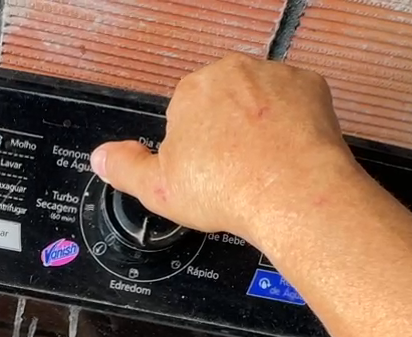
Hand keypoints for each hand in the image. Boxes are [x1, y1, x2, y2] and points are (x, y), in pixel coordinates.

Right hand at [91, 53, 360, 248]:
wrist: (289, 190)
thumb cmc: (225, 187)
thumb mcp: (156, 189)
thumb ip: (125, 168)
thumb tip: (101, 156)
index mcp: (191, 91)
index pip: (182, 117)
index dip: (188, 151)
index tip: (198, 175)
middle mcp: (232, 72)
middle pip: (221, 105)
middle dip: (222, 135)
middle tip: (226, 175)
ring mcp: (274, 76)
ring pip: (257, 104)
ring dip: (254, 130)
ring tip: (256, 170)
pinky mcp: (310, 88)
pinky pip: (292, 106)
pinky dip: (288, 128)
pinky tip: (281, 159)